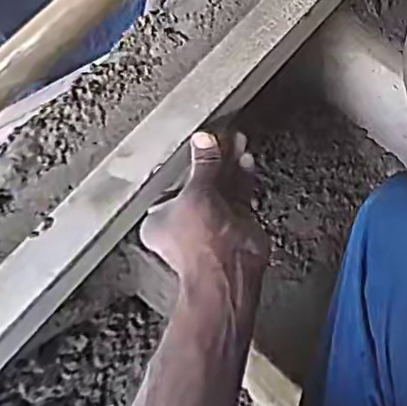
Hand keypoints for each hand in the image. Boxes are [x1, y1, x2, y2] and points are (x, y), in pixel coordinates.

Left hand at [141, 131, 269, 284]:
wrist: (231, 270)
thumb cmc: (200, 245)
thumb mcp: (196, 194)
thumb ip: (203, 165)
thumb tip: (203, 140)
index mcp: (161, 218)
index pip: (171, 181)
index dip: (186, 160)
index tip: (198, 140)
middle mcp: (186, 219)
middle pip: (200, 180)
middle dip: (212, 158)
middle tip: (220, 135)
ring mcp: (212, 221)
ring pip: (221, 184)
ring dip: (229, 162)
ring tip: (236, 139)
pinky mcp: (236, 221)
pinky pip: (238, 192)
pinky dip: (242, 175)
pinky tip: (245, 158)